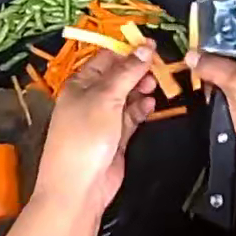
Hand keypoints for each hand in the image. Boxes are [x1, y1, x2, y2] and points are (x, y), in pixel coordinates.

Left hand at [33, 46, 156, 217]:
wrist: (78, 189)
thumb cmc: (85, 137)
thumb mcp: (106, 97)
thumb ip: (128, 71)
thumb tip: (146, 47)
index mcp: (81, 84)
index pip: (107, 58)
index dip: (129, 50)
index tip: (153, 45)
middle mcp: (91, 98)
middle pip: (120, 76)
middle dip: (138, 71)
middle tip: (158, 68)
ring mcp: (103, 118)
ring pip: (128, 95)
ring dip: (142, 89)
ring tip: (155, 87)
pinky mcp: (116, 136)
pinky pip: (131, 116)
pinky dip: (141, 109)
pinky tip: (150, 107)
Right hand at [190, 13, 235, 192]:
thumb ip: (215, 66)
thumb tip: (191, 54)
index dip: (235, 12)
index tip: (209, 10)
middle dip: (216, 40)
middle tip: (189, 35)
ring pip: (229, 66)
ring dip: (211, 64)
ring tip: (187, 58)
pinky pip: (226, 87)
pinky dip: (213, 85)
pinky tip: (196, 83)